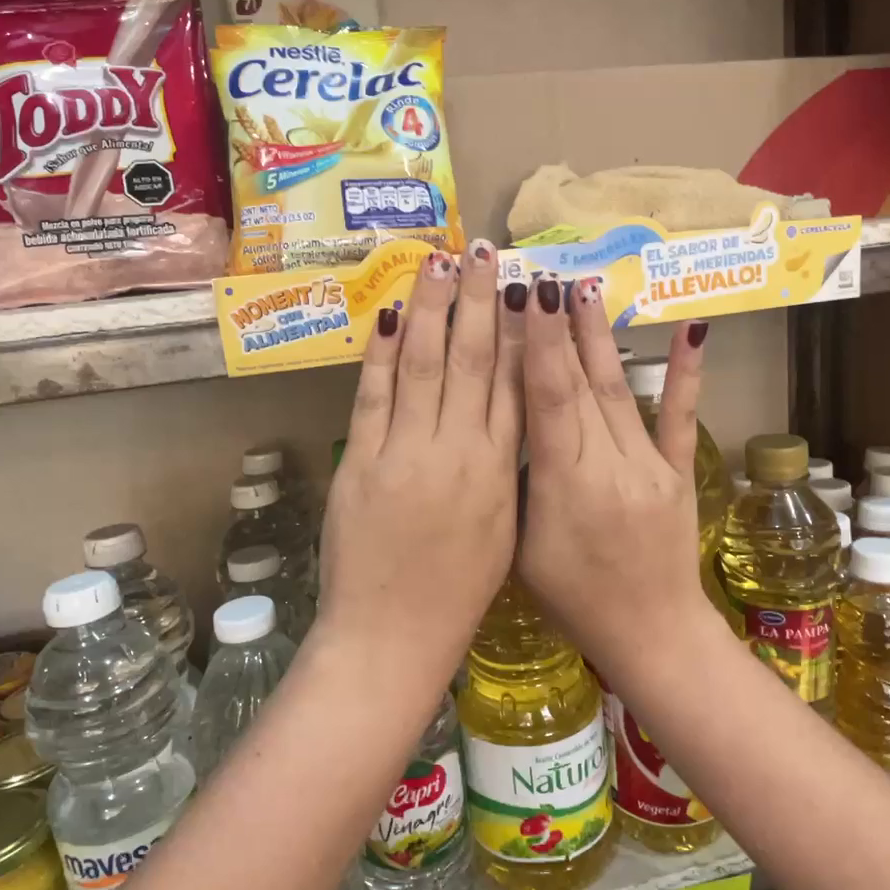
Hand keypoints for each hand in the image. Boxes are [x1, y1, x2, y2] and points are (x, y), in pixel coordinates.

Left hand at [316, 239, 523, 666]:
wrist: (394, 636)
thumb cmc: (458, 594)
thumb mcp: (503, 530)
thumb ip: (507, 470)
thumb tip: (510, 417)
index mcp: (502, 471)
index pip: (516, 384)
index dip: (521, 330)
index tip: (526, 288)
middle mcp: (461, 451)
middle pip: (473, 360)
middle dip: (480, 301)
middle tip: (487, 253)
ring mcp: (408, 453)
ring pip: (425, 364)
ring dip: (433, 309)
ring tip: (440, 263)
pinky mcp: (363, 462)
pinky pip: (375, 395)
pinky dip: (383, 352)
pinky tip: (390, 314)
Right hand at [516, 276, 712, 663]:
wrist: (650, 633)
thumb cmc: (573, 600)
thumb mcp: (523, 548)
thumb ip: (518, 483)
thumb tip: (508, 424)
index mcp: (563, 485)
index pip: (547, 400)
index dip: (537, 345)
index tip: (526, 296)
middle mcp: (608, 465)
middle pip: (581, 386)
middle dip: (562, 328)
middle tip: (548, 276)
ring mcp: (649, 466)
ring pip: (620, 392)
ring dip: (602, 339)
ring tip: (588, 288)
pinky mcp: (679, 473)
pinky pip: (682, 419)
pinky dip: (686, 375)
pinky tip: (692, 330)